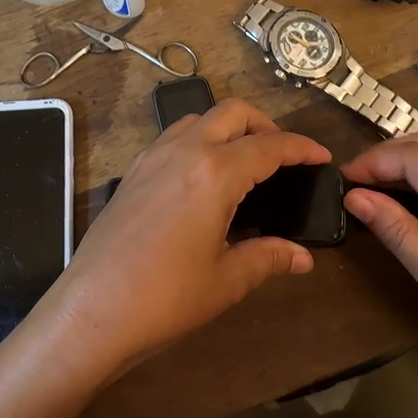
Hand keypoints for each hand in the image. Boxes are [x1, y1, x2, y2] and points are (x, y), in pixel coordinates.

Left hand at [53, 98, 331, 368]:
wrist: (95, 305)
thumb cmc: (166, 296)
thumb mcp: (226, 280)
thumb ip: (268, 258)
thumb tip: (302, 258)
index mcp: (214, 172)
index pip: (268, 146)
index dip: (300, 148)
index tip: (321, 155)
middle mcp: (184, 150)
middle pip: (232, 112)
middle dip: (265, 124)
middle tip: (284, 156)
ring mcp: (154, 155)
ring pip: (200, 118)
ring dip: (229, 127)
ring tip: (246, 162)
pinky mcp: (134, 169)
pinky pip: (175, 136)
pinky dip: (199, 139)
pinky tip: (205, 176)